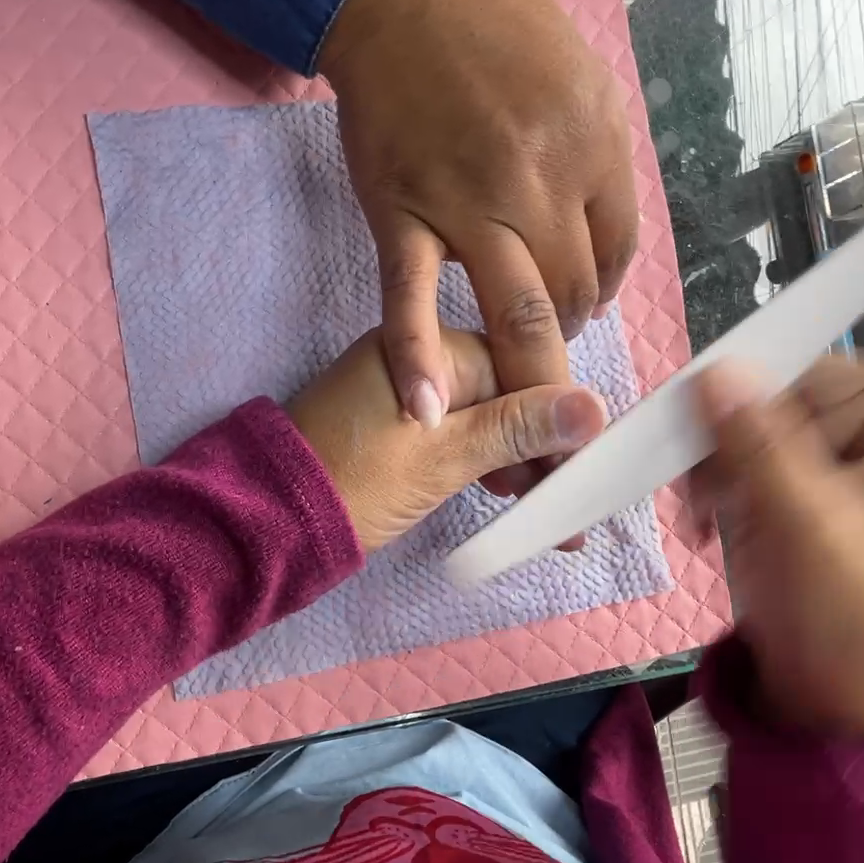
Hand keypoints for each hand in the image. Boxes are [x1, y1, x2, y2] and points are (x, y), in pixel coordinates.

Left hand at [288, 328, 607, 550]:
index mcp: (431, 347)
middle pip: (503, 392)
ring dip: (511, 459)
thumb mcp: (442, 459)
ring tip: (536, 511)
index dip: (558, 425)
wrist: (270, 516)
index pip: (522, 372)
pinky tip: (497, 489)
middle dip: (538, 448)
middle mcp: (418, 354)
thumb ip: (516, 430)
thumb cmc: (355, 484)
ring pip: (480, 415)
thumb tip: (593, 407)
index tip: (583, 475)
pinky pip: (450, 429)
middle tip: (564, 509)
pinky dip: (475, 459)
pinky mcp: (389, 416)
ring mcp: (402, 385)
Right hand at [318, 0, 636, 432]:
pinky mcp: (401, 219)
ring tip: (514, 393)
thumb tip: (598, 245)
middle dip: (567, 346)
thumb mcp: (583, 80)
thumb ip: (600, 164)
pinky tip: (425, 411)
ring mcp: (467, 207)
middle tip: (553, 373)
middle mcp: (541, 183)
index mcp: (594, 146)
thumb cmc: (497, 31)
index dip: (600, 294)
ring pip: (513, 310)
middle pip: (571, 294)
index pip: (615, 252)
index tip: (581, 312)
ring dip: (522, 365)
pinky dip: (416, 358)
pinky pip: (408, 299)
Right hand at [692, 175, 863, 736]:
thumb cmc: (856, 620)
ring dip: (718, 451)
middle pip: (817, 358)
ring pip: (758, 400)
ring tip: (709, 510)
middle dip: (755, 405)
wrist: (823, 686)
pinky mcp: (788, 469)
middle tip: (711, 459)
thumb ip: (762, 450)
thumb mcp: (812, 533)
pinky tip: (706, 521)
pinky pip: (734, 435)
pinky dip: (709, 472)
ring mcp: (834, 445)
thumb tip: (714, 374)